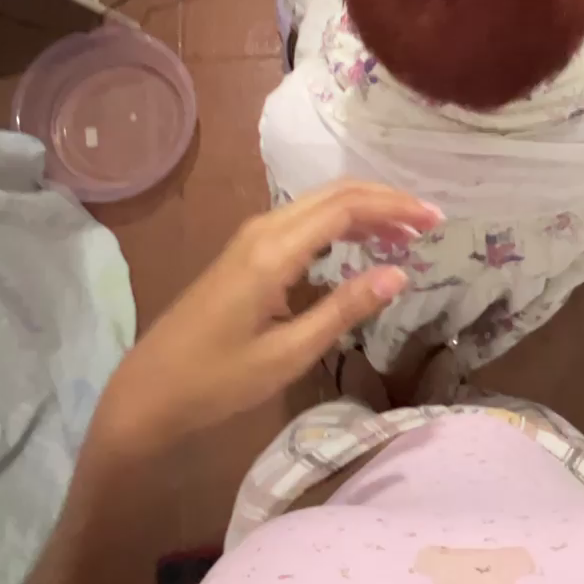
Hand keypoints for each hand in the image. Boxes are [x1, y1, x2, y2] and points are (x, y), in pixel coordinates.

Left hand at [88, 182, 442, 454]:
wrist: (148, 390)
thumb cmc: (218, 379)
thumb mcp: (289, 352)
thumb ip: (345, 308)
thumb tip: (400, 273)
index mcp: (274, 251)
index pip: (346, 207)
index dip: (394, 207)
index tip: (435, 219)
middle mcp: (264, 229)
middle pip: (336, 194)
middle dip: (387, 200)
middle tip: (429, 221)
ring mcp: (253, 236)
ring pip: (320, 203)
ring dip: (366, 209)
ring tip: (406, 234)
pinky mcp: (248, 249)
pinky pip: (305, 219)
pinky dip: (341, 222)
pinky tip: (362, 243)